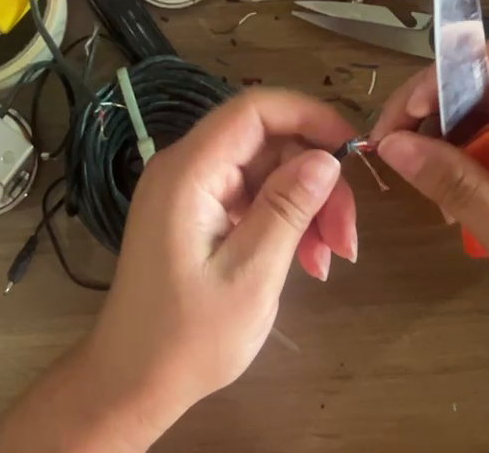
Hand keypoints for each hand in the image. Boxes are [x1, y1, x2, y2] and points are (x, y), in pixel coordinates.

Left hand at [82, 89, 359, 428]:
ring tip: (330, 260)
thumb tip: (325, 158)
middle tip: (348, 238)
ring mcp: (190, 188)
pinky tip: (308, 262)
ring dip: (305, 207)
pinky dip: (283, 222)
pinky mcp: (196, 211)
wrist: (133, 379)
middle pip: (265, 143)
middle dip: (315, 181)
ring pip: (264, 171)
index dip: (308, 116)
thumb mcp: (251, 274)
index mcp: (189, 170)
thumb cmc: (188, 335)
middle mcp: (186, 166)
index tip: (354, 150)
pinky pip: (250, 197)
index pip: (253, 110)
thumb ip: (287, 209)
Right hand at [370, 37, 488, 431]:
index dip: (455, 70)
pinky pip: (484, 136)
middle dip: (434, 104)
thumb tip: (390, 144)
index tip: (409, 111)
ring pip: (479, 107)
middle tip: (389, 144)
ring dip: (439, 133)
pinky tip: (442, 189)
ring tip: (413, 172)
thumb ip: (460, 189)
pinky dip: (453, 156)